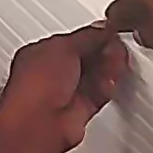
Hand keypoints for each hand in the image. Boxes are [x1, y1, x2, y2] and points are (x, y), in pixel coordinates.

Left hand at [0, 25, 129, 152]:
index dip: (91, 36)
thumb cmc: (35, 86)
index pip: (70, 41)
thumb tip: (101, 29)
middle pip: (84, 59)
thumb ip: (87, 37)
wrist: (39, 123)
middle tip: (115, 47)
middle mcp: (49, 76)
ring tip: (116, 62)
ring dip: (107, 68)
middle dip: (102, 52)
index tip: (109, 32)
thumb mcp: (64, 46)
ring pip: (92, 77)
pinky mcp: (77, 112)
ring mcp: (63, 94)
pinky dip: (107, 86)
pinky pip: (97, 95)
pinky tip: (112, 79)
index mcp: (38, 55)